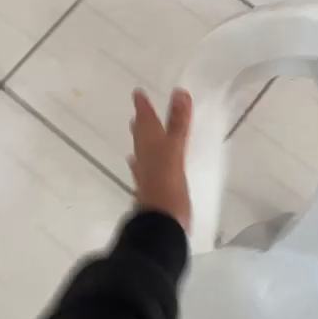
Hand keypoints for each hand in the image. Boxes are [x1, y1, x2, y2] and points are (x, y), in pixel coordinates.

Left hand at [129, 88, 192, 230]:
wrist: (161, 226)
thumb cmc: (168, 186)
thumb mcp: (175, 151)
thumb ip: (178, 123)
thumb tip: (179, 92)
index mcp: (151, 146)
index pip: (146, 121)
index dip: (143, 107)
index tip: (138, 93)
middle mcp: (145, 159)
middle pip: (142, 136)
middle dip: (142, 122)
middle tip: (139, 111)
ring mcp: (147, 176)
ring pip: (143, 152)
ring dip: (143, 141)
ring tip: (142, 132)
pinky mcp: (152, 191)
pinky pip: (147, 170)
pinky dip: (146, 162)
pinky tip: (144, 167)